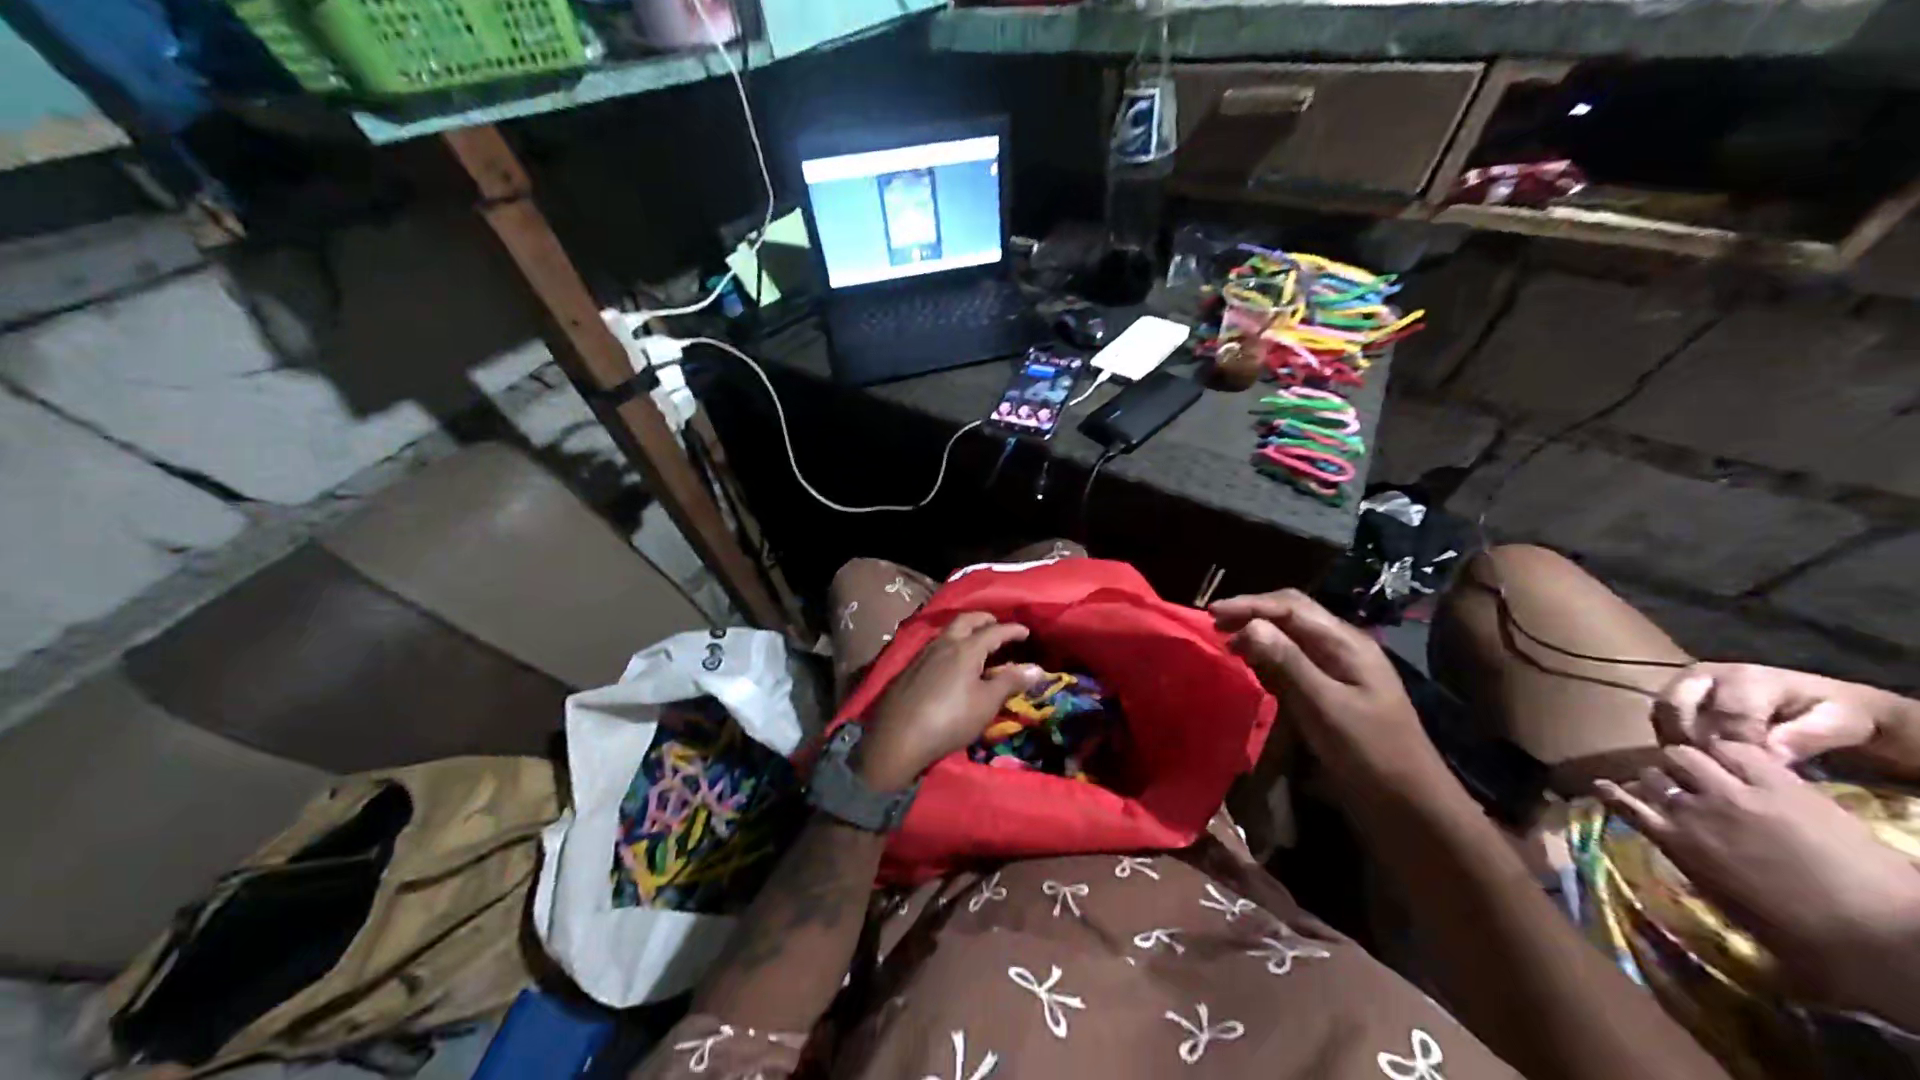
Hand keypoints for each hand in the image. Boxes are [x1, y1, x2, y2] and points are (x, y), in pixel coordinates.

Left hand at [854, 612, 1045, 791]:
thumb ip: (1010, 682)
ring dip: (964, 630)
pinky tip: (950, 662)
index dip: (1012, 630)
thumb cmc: (950, 719)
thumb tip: (1036, 668)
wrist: (898, 737)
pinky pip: (935, 646)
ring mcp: (923, 655)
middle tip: (996, 625)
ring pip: (947, 632)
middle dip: (984, 619)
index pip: (994, 631)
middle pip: (965, 620)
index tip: (1026, 631)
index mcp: (966, 648)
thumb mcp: (986, 703)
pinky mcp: (909, 669)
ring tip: (975, 641)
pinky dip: (950, 645)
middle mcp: (943, 644)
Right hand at [1211, 589, 1446, 795]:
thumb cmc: (1368, 751)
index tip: (1211, 613)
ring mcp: (1338, 669)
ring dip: (1258, 633)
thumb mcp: (1324, 705)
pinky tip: (1250, 666)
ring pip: (1291, 636)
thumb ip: (1287, 662)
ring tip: (1225, 643)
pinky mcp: (1330, 690)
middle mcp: (1342, 647)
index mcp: (1346, 643)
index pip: (1291, 607)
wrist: (1408, 803)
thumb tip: (1248, 625)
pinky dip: (1267, 656)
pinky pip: (1293, 660)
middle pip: (1292, 614)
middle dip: (1252, 613)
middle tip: (1214, 624)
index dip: (1249, 604)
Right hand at [1598, 740, 1919, 1010]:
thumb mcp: (1730, 903)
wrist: (1881, 933)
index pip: (1624, 802)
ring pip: (1684, 754)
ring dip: (1690, 759)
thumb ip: (1697, 866)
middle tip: (1675, 781)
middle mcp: (1691, 811)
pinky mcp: (1778, 784)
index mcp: (1676, 844)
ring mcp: (1734, 794)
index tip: (1608, 787)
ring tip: (1706, 764)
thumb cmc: (1804, 938)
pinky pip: (1736, 750)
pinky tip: (1732, 754)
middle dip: (1661, 777)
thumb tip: (1682, 852)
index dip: (1615, 792)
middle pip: (1654, 774)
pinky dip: (1728, 749)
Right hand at [1654, 663, 1919, 774]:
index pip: (1728, 714)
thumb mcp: (1836, 725)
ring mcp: (1685, 681)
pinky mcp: (1675, 692)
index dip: (1738, 745)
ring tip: (1698, 765)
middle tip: (1710, 767)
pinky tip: (1691, 756)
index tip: (1752, 771)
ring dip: (1674, 739)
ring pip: (1662, 711)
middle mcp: (1706, 673)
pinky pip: (1659, 716)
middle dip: (1690, 739)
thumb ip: (1803, 738)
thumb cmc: (1832, 714)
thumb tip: (1768, 756)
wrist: (1822, 700)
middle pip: (1676, 705)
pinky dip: (1670, 737)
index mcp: (1747, 678)